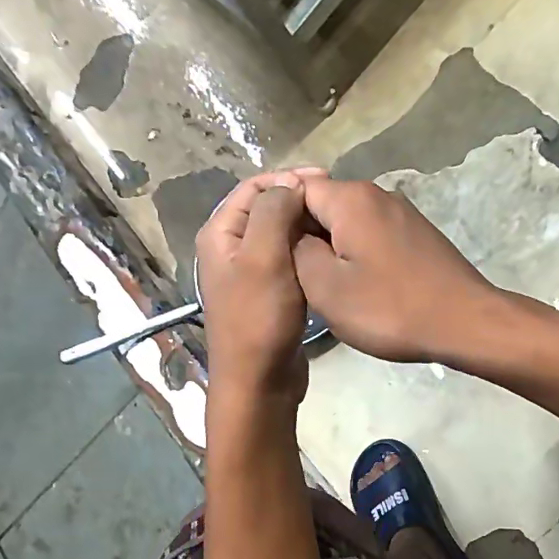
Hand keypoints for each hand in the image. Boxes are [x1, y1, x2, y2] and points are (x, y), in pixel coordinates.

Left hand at [195, 169, 321, 399]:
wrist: (259, 380)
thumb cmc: (259, 318)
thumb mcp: (264, 258)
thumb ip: (274, 213)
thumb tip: (292, 185)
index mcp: (221, 233)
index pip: (253, 188)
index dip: (288, 178)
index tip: (326, 180)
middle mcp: (231, 248)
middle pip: (266, 209)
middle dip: (300, 200)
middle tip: (337, 202)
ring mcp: (250, 273)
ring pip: (280, 235)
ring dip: (306, 226)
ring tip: (338, 224)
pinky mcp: (269, 294)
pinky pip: (288, 260)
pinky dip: (308, 251)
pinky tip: (329, 254)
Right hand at [291, 177, 510, 363]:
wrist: (466, 323)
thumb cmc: (391, 309)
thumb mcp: (326, 288)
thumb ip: (296, 252)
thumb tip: (293, 235)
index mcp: (351, 199)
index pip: (293, 191)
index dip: (276, 222)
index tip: (271, 256)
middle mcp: (378, 194)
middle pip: (324, 205)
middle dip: (306, 237)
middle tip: (296, 278)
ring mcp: (404, 214)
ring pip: (351, 223)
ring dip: (335, 249)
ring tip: (329, 287)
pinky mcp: (420, 236)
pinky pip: (376, 236)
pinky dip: (361, 255)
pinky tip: (363, 286)